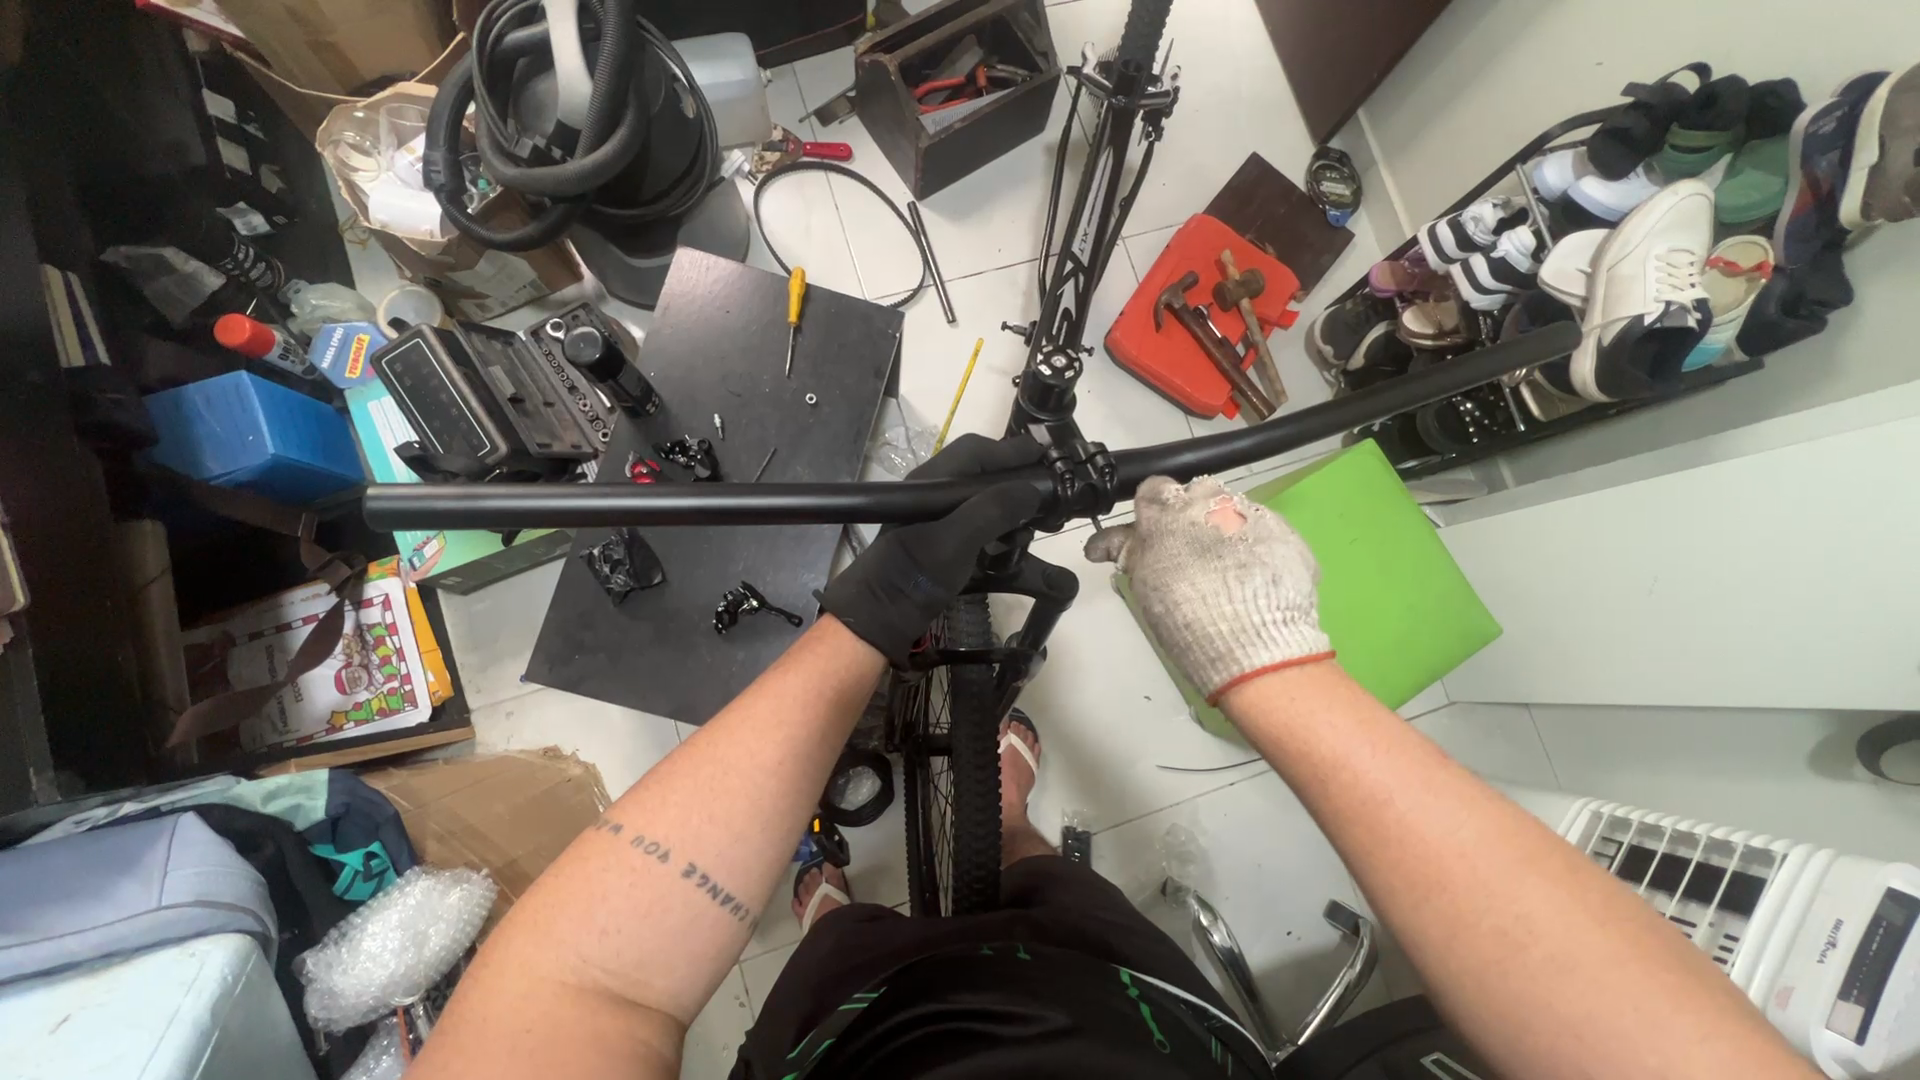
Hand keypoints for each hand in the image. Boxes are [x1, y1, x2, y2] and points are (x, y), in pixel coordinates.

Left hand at [821, 434, 1044, 664]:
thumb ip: (993, 510)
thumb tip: (1033, 490)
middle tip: (1047, 494)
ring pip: (983, 501)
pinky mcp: (943, 546)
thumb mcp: (956, 540)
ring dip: (1011, 508)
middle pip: (982, 474)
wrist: (880, 618)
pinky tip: (1013, 545)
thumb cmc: (914, 574)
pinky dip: (1000, 531)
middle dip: (1016, 481)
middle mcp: (934, 495)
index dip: (1012, 451)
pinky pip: (979, 527)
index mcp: (931, 482)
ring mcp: (938, 521)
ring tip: (1037, 521)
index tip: (1046, 458)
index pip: (977, 451)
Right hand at [1084, 475, 1331, 701]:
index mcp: (1165, 510)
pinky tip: (1256, 578)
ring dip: (1227, 529)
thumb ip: (1129, 553)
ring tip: (1230, 568)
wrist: (1253, 640)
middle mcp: (1207, 500)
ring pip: (1233, 509)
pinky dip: (1258, 547)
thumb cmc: (1183, 615)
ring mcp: (1250, 512)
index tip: (1155, 534)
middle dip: (1192, 516)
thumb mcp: (1143, 583)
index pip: (1153, 490)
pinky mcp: (1285, 530)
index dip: (1154, 511)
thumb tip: (1106, 543)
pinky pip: (1265, 530)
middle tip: (1192, 553)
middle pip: (1197, 493)